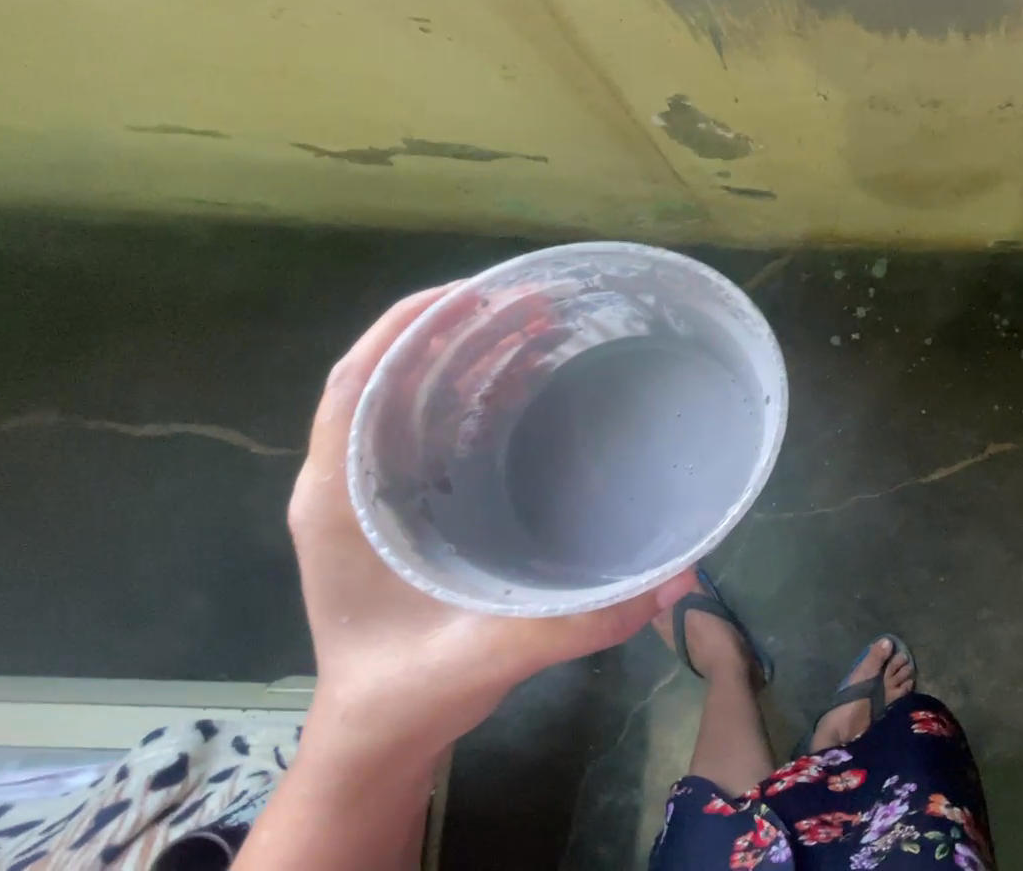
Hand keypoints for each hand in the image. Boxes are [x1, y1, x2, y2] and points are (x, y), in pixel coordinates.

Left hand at [288, 285, 696, 764]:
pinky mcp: (409, 503)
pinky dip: (479, 393)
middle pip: (390, 377)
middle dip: (457, 330)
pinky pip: (436, 427)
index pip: (355, 386)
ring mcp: (379, 491)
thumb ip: (580, 620)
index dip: (406, 327)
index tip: (474, 291)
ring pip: (414, 397)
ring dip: (471, 356)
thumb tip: (677, 579)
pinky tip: (533, 387)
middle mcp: (354, 482)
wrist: (380, 732)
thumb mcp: (492, 654)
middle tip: (536, 304)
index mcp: (345, 501)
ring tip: (542, 327)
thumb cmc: (411, 688)